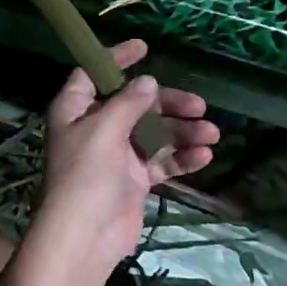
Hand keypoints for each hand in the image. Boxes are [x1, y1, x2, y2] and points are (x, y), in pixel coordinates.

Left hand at [33, 39, 219, 275]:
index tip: (145, 47)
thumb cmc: (85, 175)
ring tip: (211, 134)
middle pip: (135, 104)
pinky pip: (161, 161)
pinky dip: (180, 158)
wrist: (84, 237)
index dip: (116, 59)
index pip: (93, 74)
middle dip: (167, 103)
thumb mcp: (103, 130)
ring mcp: (115, 155)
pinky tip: (203, 156)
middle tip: (199, 105)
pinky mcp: (133, 179)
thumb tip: (148, 81)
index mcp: (75, 109)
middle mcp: (95, 127)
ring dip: (182, 132)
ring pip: (153, 132)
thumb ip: (127, 103)